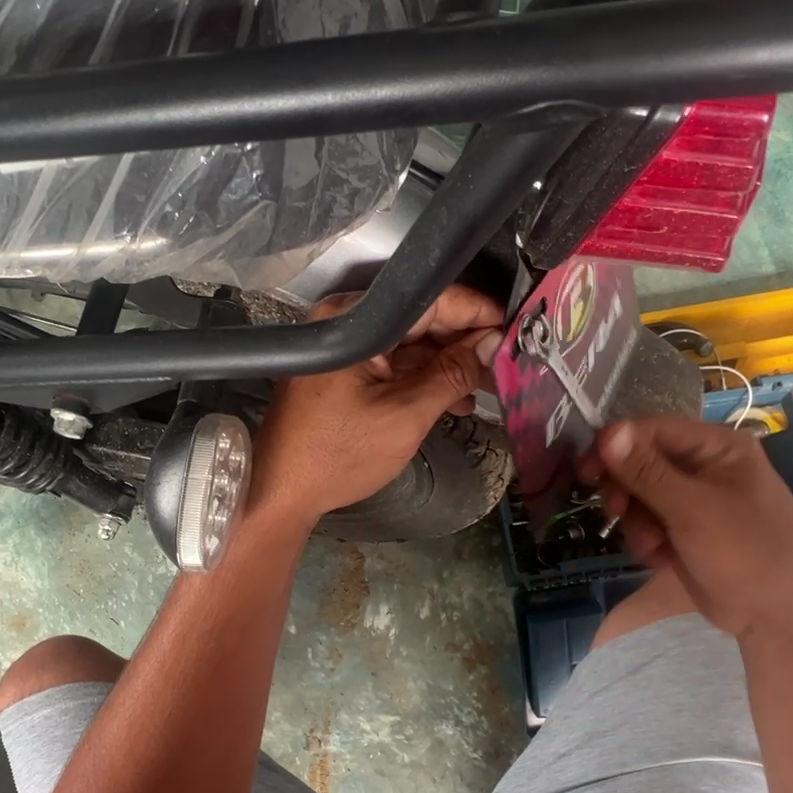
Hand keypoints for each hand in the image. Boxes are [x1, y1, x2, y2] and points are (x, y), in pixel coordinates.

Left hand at [251, 286, 503, 526]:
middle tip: (503, 363)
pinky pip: (393, 364)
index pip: (429, 299)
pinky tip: (453, 399)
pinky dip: (422, 379)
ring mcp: (343, 349)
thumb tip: (493, 345)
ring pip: (411, 344)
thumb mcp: (404, 416)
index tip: (511, 329)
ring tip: (486, 387)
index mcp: (354, 321)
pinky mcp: (343, 372)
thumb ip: (452, 375)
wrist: (281, 493)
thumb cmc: (336, 456)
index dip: (475, 313)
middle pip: (421, 319)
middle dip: (465, 342)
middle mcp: (345, 323)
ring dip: (448, 365)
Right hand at [580, 417, 792, 640]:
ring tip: (651, 548)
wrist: (779, 616)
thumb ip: (646, 471)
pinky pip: (651, 526)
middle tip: (615, 513)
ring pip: (642, 499)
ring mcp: (698, 502)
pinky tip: (661, 560)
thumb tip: (609, 431)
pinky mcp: (689, 533)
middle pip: (642, 464)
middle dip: (626, 492)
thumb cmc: (745, 551)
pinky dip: (649, 542)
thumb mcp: (691, 507)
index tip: (585, 472)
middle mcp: (706, 468)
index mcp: (717, 448)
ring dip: (637, 524)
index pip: (652, 431)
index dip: (615, 447)